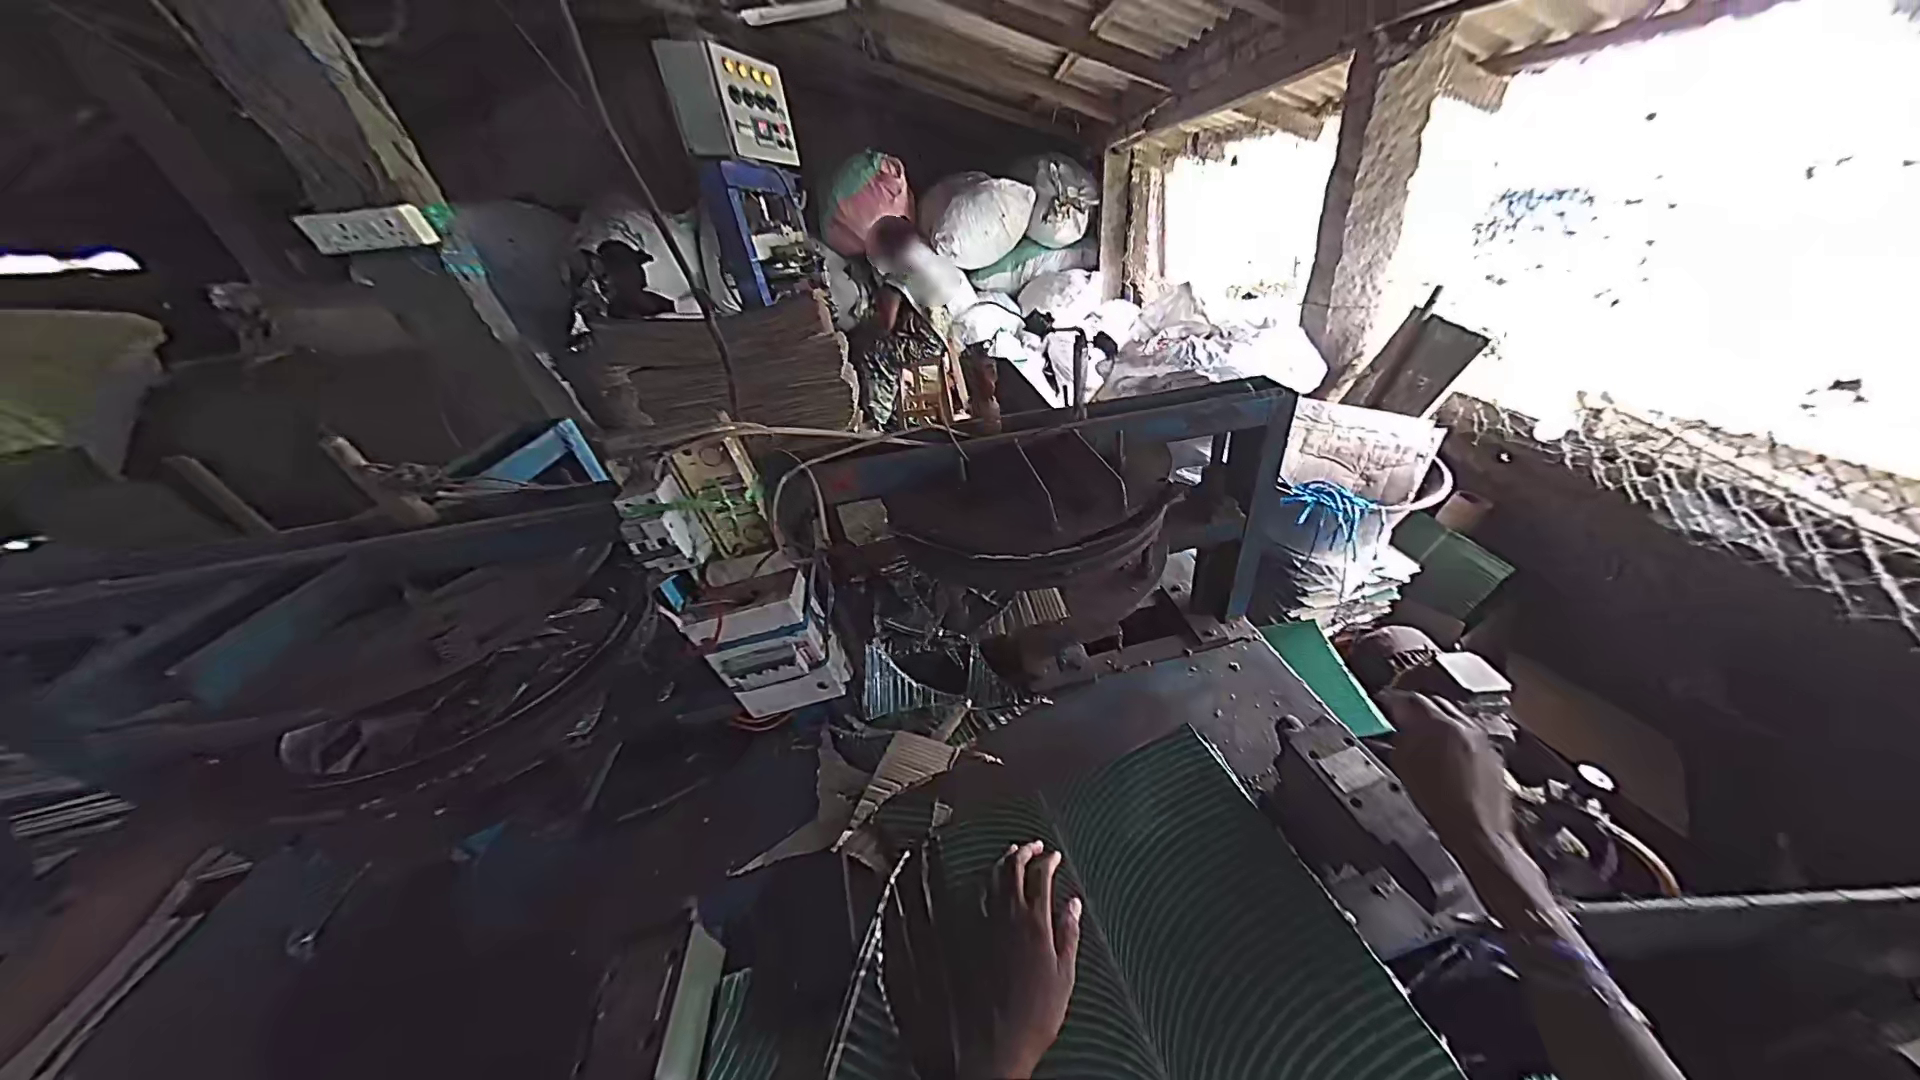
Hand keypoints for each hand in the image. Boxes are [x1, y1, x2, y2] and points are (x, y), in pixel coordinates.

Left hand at [961, 841, 1081, 1078]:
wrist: (994, 1042)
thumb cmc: (1033, 1016)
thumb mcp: (1064, 976)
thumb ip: (1068, 934)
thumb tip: (1073, 905)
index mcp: (1035, 923)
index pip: (1041, 876)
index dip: (1048, 860)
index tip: (1054, 855)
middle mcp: (1008, 916)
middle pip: (1013, 868)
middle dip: (1024, 850)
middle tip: (1033, 845)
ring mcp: (986, 923)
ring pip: (993, 877)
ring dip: (1004, 861)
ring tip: (1012, 854)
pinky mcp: (969, 934)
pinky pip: (978, 895)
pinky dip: (988, 881)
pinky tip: (990, 883)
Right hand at [1379, 692, 1517, 860]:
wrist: (1478, 833)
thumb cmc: (1440, 804)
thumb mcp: (1401, 764)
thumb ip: (1395, 738)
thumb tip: (1389, 727)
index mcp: (1438, 725)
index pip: (1408, 699)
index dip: (1388, 701)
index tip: (1379, 705)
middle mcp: (1464, 727)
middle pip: (1432, 703)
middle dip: (1412, 708)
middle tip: (1394, 718)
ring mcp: (1482, 740)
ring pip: (1451, 716)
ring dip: (1432, 721)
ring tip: (1415, 736)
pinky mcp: (1492, 755)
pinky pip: (1466, 734)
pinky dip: (1449, 736)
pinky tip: (1438, 753)